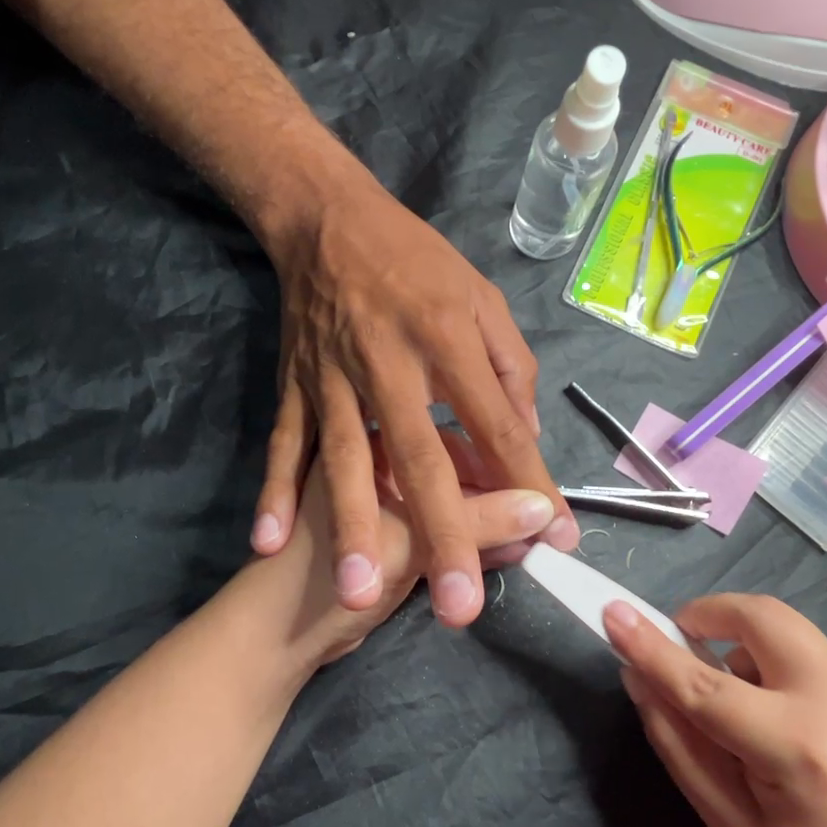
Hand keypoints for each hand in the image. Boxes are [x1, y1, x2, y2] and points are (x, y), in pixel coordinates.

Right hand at [250, 177, 577, 628]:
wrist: (326, 220)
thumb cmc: (416, 260)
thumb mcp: (482, 296)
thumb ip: (509, 368)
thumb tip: (524, 438)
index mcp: (448, 338)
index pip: (496, 424)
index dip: (530, 483)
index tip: (557, 538)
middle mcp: (391, 364)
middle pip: (422, 459)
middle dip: (444, 534)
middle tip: (461, 606)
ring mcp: (334, 379)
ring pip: (347, 463)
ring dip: (352, 529)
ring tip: (358, 594)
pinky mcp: (294, 385)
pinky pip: (286, 444)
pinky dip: (276, 493)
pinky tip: (269, 542)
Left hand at [273, 432, 557, 666]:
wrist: (267, 634)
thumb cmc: (322, 576)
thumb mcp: (406, 546)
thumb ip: (477, 522)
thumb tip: (542, 511)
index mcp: (371, 440)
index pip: (454, 444)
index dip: (505, 474)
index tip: (547, 504)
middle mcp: (375, 457)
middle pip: (457, 469)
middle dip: (499, 499)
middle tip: (540, 528)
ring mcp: (378, 495)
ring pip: (449, 498)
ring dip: (485, 521)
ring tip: (526, 546)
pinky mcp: (383, 534)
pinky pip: (438, 526)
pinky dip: (467, 540)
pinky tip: (500, 555)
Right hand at [604, 595, 826, 826]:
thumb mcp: (734, 825)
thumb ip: (679, 744)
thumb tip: (641, 680)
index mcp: (797, 747)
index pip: (703, 682)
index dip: (650, 647)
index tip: (611, 613)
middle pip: (760, 616)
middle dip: (709, 612)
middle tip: (681, 640)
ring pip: (785, 631)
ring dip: (744, 645)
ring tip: (738, 704)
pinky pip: (810, 654)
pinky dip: (775, 665)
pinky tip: (779, 719)